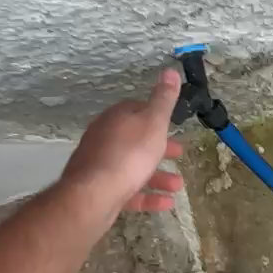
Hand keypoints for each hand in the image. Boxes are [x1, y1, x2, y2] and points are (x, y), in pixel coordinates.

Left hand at [57, 68, 186, 217]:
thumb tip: (170, 69)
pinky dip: (147, 194)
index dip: (156, 116)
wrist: (93, 195)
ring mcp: (99, 165)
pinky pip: (128, 189)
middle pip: (136, 140)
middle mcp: (104, 138)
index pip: (137, 109)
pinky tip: (166, 202)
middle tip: (179, 153)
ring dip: (158, 174)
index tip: (172, 124)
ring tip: (178, 185)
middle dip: (159, 148)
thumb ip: (164, 98)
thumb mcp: (154, 121)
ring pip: (133, 166)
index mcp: (116, 118)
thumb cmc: (129, 153)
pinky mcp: (99, 189)